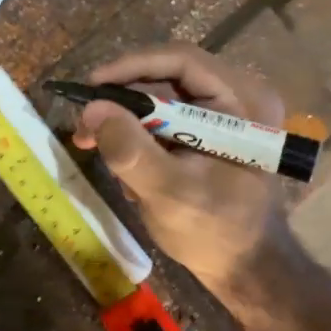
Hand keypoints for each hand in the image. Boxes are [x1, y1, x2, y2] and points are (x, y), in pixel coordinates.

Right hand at [71, 43, 289, 297]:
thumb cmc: (215, 232)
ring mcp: (225, 113)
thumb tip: (92, 109)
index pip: (181, 61)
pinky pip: (165, 116)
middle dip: (121, 98)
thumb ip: (130, 151)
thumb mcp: (168, 193)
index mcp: (244, 102)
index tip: (91, 87)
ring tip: (93, 144)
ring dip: (125, 119)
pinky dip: (138, 133)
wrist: (245, 270)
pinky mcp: (210, 130)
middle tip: (85, 124)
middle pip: (167, 76)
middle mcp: (238, 96)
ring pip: (160, 96)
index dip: (131, 67)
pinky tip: (125, 163)